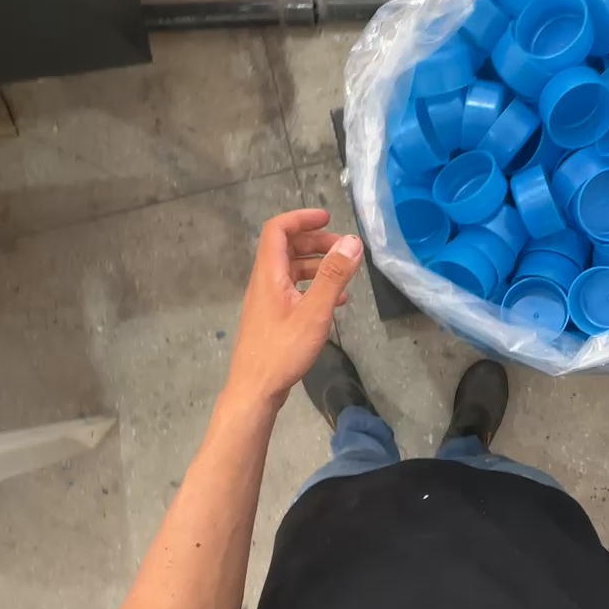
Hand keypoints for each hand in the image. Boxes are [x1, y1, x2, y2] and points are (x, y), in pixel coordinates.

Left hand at [224, 209, 363, 407]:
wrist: (255, 389)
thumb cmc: (282, 350)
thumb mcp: (314, 312)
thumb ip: (333, 276)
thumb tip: (352, 242)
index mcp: (269, 274)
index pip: (278, 230)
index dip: (301, 218)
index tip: (328, 218)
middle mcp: (264, 283)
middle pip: (286, 248)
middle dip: (316, 242)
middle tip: (345, 249)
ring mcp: (267, 302)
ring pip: (292, 271)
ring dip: (318, 265)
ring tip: (346, 274)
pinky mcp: (273, 319)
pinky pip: (294, 291)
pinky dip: (315, 288)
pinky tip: (336, 301)